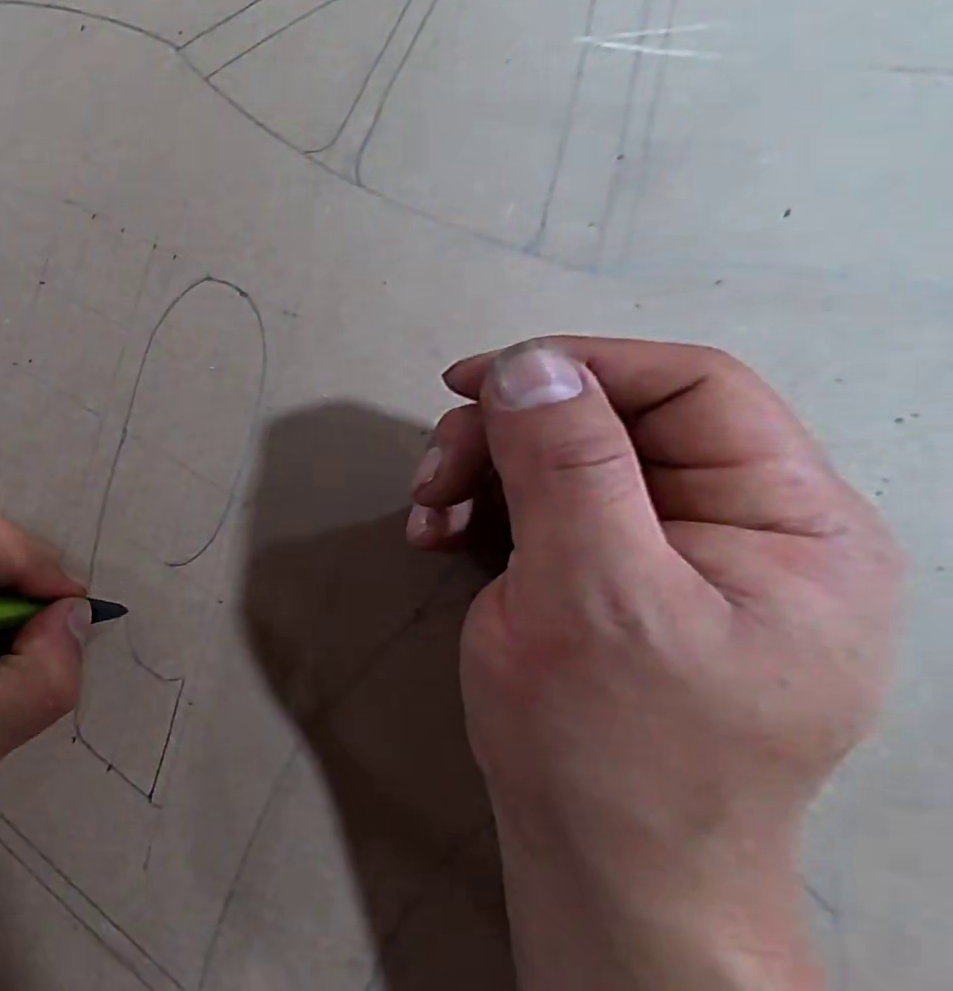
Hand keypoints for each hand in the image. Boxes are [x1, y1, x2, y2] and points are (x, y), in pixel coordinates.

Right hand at [409, 338, 903, 987]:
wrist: (597, 849)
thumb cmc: (612, 737)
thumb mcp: (591, 593)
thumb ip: (566, 469)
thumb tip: (529, 365)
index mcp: (784, 521)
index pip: (688, 389)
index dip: (575, 368)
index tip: (470, 381)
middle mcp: (729, 524)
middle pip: (606, 423)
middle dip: (504, 437)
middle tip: (433, 476)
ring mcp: (656, 550)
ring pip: (555, 460)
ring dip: (477, 473)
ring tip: (428, 516)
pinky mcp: (593, 571)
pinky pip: (531, 505)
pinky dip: (475, 508)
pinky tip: (439, 536)